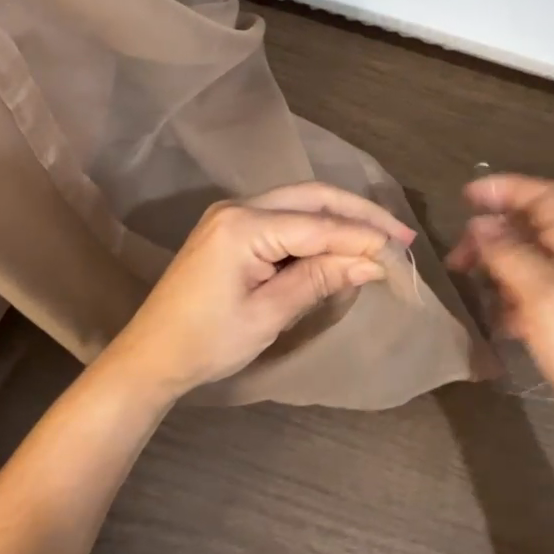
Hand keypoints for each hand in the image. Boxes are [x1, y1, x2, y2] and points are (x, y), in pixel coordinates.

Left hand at [101, 182, 415, 396]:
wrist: (151, 355)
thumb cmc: (207, 342)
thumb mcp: (269, 314)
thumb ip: (320, 279)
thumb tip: (373, 262)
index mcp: (243, 226)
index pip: (318, 225)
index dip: (362, 237)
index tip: (402, 251)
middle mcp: (236, 207)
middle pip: (311, 198)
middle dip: (358, 214)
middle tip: (402, 235)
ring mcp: (229, 215)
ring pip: (298, 203)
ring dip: (339, 218)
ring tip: (381, 238)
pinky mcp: (228, 229)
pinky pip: (281, 218)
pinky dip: (314, 229)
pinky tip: (339, 245)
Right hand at [446, 173, 553, 441]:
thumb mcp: (546, 297)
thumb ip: (511, 256)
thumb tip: (480, 223)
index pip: (546, 198)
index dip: (508, 188)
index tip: (467, 196)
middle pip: (530, 230)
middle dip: (491, 234)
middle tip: (458, 255)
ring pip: (524, 265)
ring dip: (493, 268)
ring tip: (466, 284)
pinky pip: (526, 299)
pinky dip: (504, 302)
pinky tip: (489, 321)